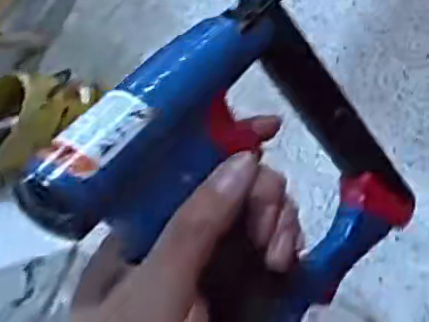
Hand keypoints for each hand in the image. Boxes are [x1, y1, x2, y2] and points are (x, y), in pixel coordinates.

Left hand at [75, 116, 302, 321]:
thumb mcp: (152, 297)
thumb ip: (197, 224)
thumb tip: (246, 156)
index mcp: (138, 243)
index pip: (182, 172)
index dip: (224, 142)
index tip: (271, 128)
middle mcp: (177, 249)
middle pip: (232, 190)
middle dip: (262, 195)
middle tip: (271, 225)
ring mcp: (211, 276)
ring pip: (258, 218)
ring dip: (279, 223)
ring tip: (282, 256)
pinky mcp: (242, 299)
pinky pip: (273, 252)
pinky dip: (288, 248)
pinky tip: (291, 264)